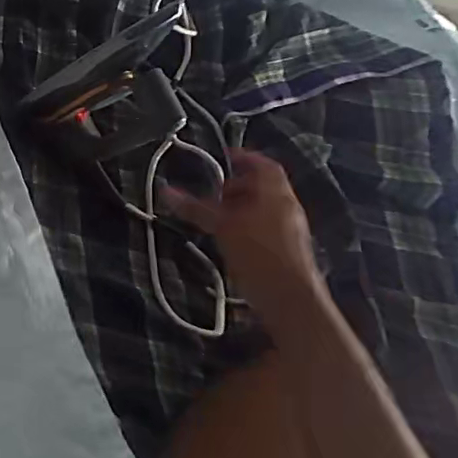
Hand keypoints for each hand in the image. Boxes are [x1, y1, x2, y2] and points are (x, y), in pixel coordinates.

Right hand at [158, 147, 320, 299]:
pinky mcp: (287, 250)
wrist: (291, 300)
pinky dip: (246, 224)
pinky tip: (229, 238)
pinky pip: (265, 226)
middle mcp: (287, 208)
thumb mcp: (222, 227)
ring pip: (264, 208)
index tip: (224, 156)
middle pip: (264, 187)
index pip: (265, 166)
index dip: (245, 158)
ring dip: (241, 206)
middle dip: (238, 185)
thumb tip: (165, 190)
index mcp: (276, 195)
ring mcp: (290, 230)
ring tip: (216, 216)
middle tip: (213, 191)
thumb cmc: (258, 254)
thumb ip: (195, 208)